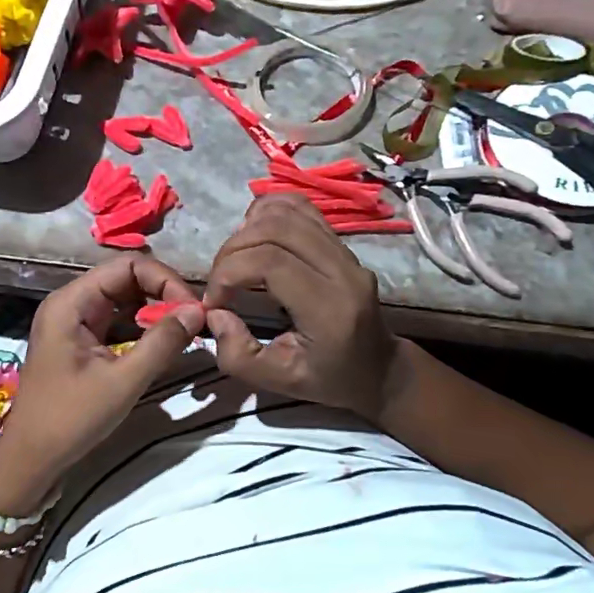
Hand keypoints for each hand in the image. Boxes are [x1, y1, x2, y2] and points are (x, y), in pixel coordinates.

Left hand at [0, 254, 204, 512]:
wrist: (32, 459)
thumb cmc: (71, 418)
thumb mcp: (123, 381)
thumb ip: (162, 342)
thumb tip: (198, 311)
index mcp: (72, 302)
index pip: (128, 265)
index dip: (164, 280)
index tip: (193, 309)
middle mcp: (73, 304)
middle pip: (127, 278)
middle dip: (164, 293)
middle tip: (194, 320)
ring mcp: (77, 323)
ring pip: (126, 300)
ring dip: (157, 310)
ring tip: (185, 330)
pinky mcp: (83, 343)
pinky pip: (120, 322)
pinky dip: (144, 327)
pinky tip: (164, 342)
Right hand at [203, 195, 402, 419]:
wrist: (378, 369)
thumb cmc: (329, 379)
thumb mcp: (280, 382)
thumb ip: (239, 355)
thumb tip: (215, 314)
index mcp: (329, 308)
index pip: (271, 262)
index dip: (229, 272)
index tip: (214, 300)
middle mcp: (343, 271)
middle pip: (277, 229)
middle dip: (233, 249)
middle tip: (219, 280)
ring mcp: (346, 252)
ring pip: (290, 212)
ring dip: (249, 228)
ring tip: (233, 258)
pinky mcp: (343, 244)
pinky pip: (304, 210)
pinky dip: (270, 212)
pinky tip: (254, 235)